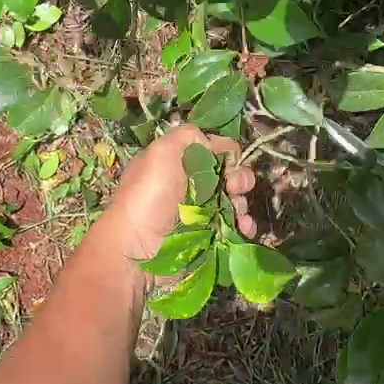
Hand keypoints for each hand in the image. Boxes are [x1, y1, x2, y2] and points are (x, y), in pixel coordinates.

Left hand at [99, 125, 255, 261]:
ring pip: (235, 201)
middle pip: (228, 175)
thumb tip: (212, 143)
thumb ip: (188, 136)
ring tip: (239, 211)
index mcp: (178, 163)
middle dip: (239, 178)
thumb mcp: (161, 152)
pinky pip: (236, 228)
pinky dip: (245, 226)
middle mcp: (190, 186)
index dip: (226, 152)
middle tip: (234, 186)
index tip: (229, 159)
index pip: (213, 150)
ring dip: (243, 202)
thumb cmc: (149, 194)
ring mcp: (201, 213)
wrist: (138, 248)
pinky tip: (245, 227)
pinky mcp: (209, 238)